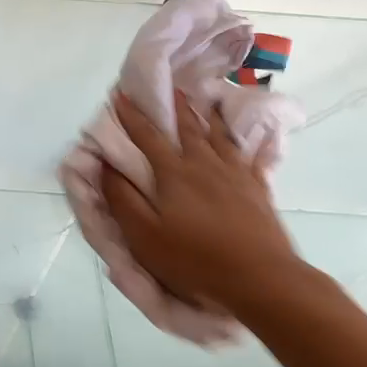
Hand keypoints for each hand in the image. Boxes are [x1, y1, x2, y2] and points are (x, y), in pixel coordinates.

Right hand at [103, 90, 307, 317]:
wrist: (261, 279)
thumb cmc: (194, 260)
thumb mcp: (144, 235)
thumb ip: (122, 197)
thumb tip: (105, 164)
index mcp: (173, 173)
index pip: (147, 136)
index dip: (131, 115)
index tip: (119, 95)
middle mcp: (204, 164)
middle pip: (187, 128)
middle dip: (174, 106)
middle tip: (168, 88)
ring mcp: (235, 175)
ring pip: (218, 135)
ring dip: (207, 115)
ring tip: (203, 99)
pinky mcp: (258, 189)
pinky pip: (249, 154)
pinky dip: (244, 140)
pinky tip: (248, 134)